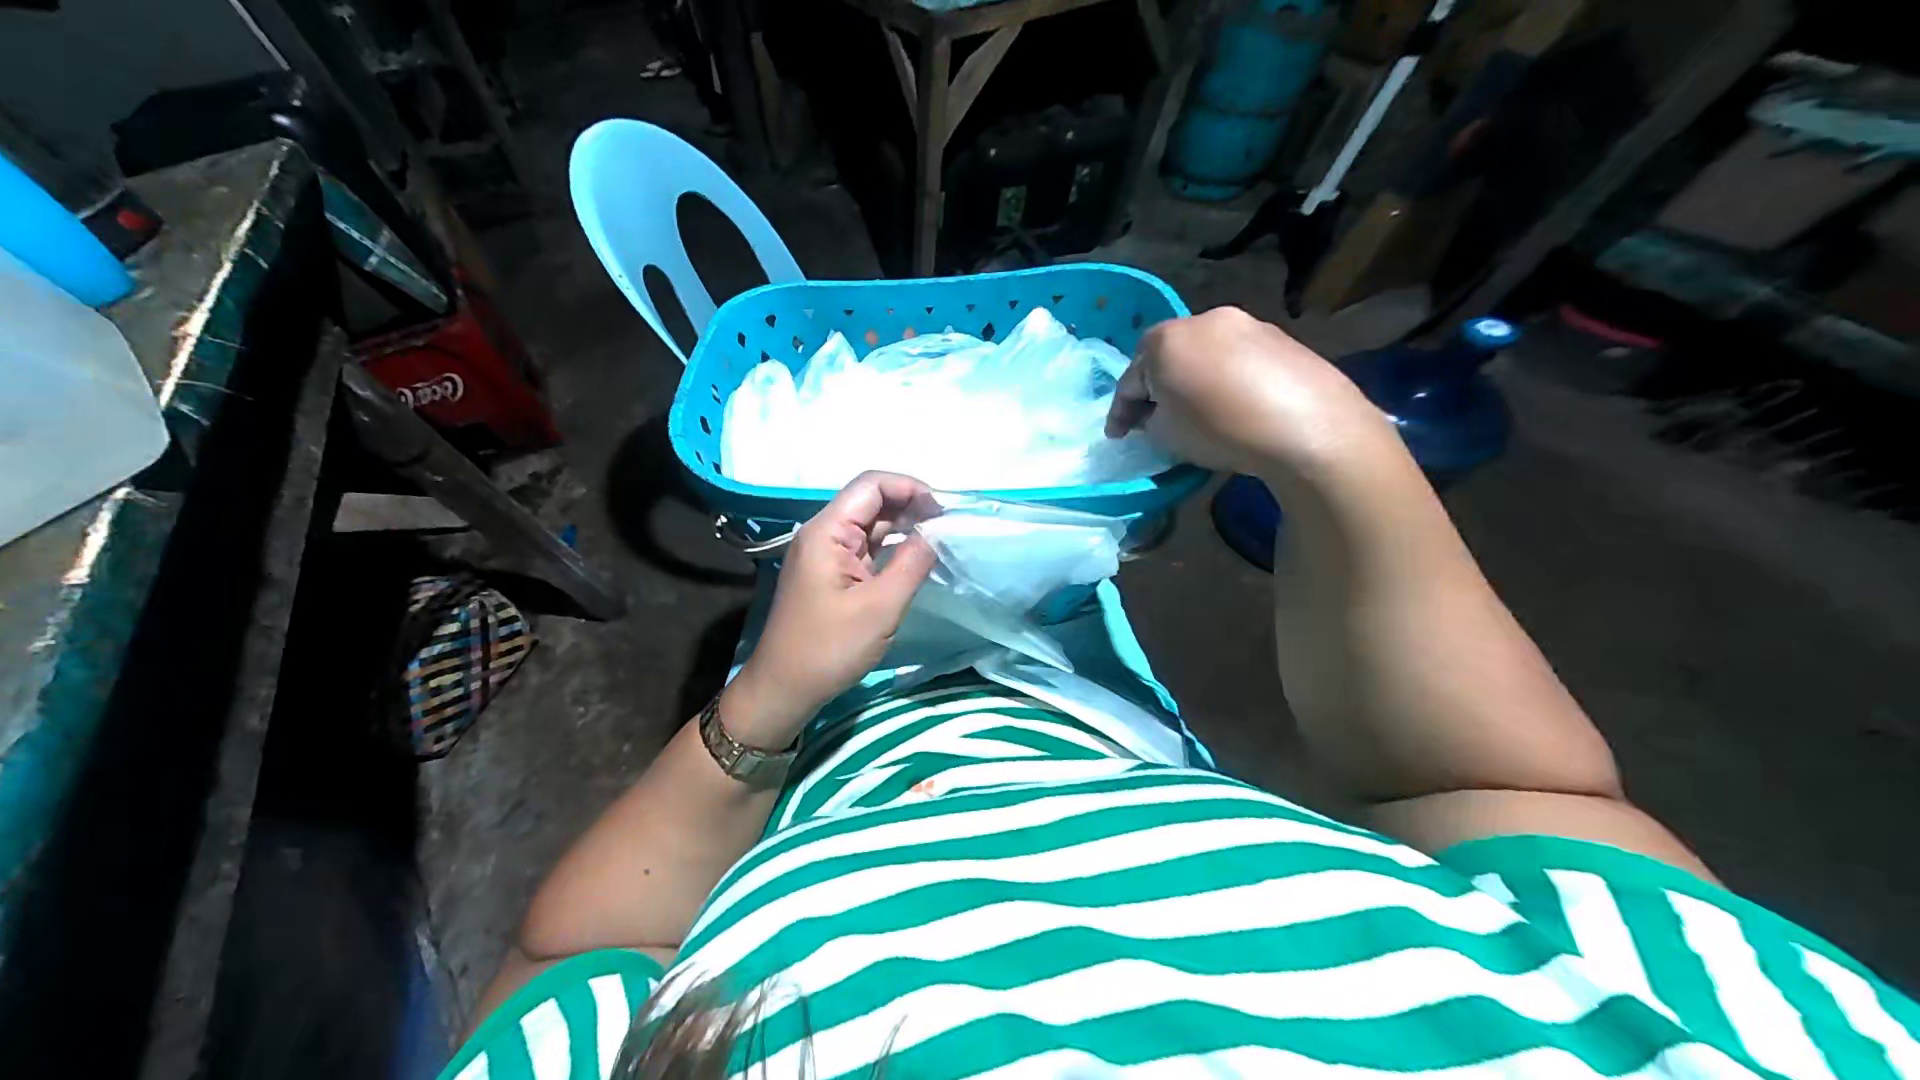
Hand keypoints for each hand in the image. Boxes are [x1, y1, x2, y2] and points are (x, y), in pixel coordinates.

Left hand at [722, 472, 940, 747]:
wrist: (785, 688)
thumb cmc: (830, 648)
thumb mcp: (881, 607)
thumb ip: (912, 563)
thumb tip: (937, 532)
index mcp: (827, 531)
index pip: (871, 485)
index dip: (910, 487)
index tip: (944, 511)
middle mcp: (824, 533)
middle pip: (871, 501)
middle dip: (911, 505)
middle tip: (948, 526)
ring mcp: (826, 554)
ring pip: (871, 525)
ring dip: (904, 526)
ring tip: (940, 539)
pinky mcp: (832, 573)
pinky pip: (866, 548)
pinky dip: (892, 547)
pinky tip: (916, 557)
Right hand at [1105, 307, 1401, 480]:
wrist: (1306, 425)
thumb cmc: (1219, 428)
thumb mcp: (1166, 435)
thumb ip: (1149, 420)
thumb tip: (1155, 414)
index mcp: (1164, 340)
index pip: (1129, 381)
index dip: (1120, 413)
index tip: (1118, 436)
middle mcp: (1201, 320)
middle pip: (1165, 357)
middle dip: (1156, 388)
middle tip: (1154, 420)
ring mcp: (1244, 323)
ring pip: (1202, 354)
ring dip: (1192, 379)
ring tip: (1197, 411)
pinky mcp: (1278, 336)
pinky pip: (1236, 359)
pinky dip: (1226, 378)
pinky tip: (1234, 404)